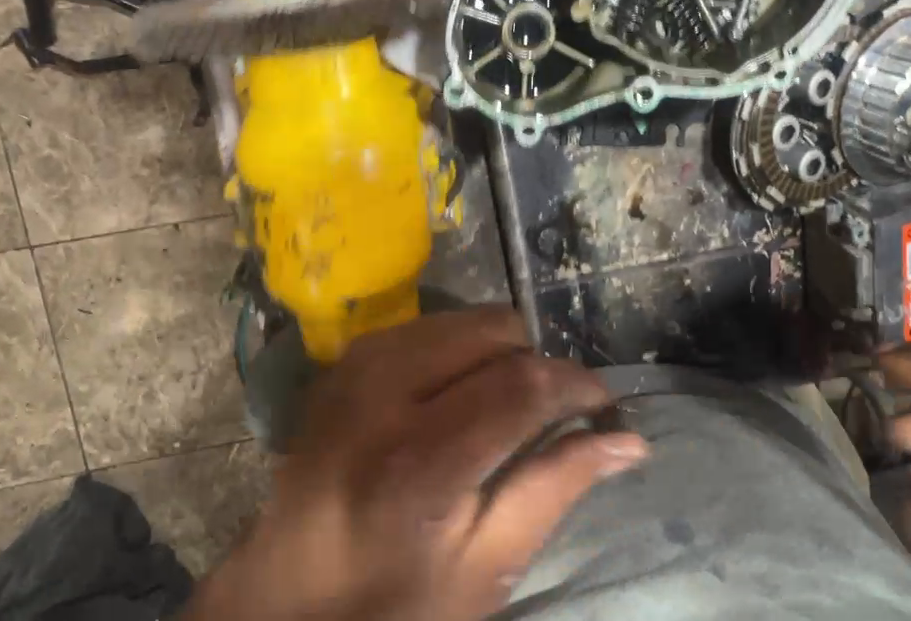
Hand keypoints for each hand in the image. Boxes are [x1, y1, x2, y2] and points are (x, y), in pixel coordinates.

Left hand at [186, 307, 646, 620]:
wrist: (284, 594)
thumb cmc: (391, 600)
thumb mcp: (482, 569)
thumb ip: (553, 491)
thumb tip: (626, 439)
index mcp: (418, 462)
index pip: (521, 385)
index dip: (576, 385)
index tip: (603, 405)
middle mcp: (382, 392)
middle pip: (496, 332)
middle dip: (537, 363)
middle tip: (548, 414)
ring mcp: (357, 366)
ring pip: (466, 319)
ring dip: (501, 352)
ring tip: (503, 405)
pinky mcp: (347, 358)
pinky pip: (431, 325)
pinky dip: (462, 348)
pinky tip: (459, 394)